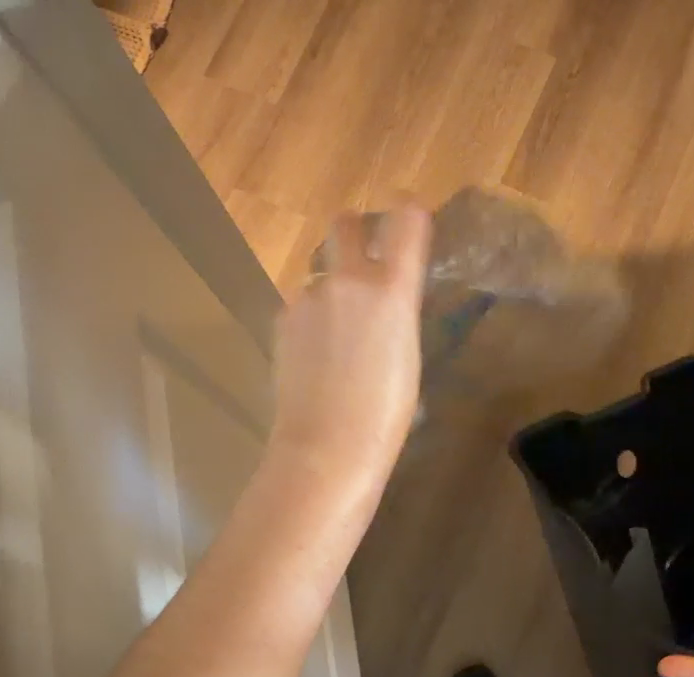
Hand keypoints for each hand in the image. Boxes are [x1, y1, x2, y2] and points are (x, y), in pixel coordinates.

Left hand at [269, 205, 431, 468]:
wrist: (329, 446)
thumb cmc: (387, 414)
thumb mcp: (408, 355)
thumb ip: (396, 311)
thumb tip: (384, 296)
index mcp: (391, 289)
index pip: (406, 219)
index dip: (410, 212)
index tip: (411, 219)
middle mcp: (347, 279)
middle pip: (346, 223)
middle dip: (357, 232)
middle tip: (366, 263)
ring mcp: (307, 297)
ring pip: (322, 272)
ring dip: (332, 288)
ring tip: (342, 339)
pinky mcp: (281, 318)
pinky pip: (302, 304)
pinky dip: (312, 319)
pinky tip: (319, 358)